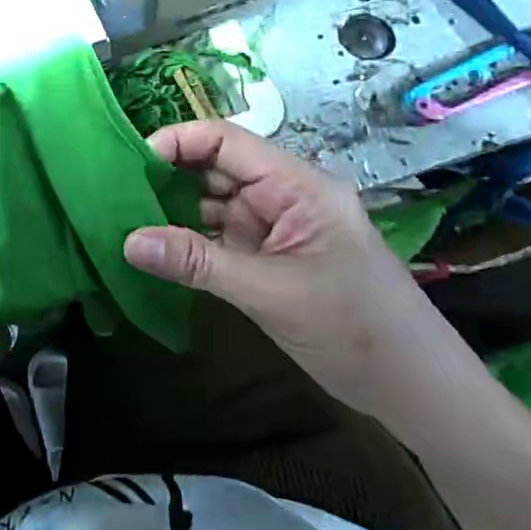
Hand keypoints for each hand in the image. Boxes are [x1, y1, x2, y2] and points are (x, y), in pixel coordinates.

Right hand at [123, 120, 433, 414]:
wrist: (415, 388)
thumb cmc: (354, 328)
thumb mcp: (270, 292)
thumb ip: (197, 263)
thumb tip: (127, 241)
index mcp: (297, 184)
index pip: (228, 141)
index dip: (179, 142)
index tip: (131, 162)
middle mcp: (286, 196)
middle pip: (219, 170)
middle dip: (170, 178)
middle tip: (116, 193)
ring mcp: (279, 228)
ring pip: (217, 206)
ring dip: (176, 213)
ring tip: (124, 219)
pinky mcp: (273, 259)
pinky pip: (224, 239)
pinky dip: (193, 243)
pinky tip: (156, 249)